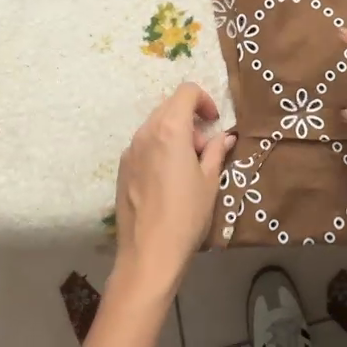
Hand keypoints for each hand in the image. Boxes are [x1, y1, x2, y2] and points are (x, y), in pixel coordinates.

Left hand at [113, 83, 234, 291]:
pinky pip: (144, 145)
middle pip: (169, 106)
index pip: (186, 91)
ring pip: (155, 126)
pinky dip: (159, 148)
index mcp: (170, 129)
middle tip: (203, 150)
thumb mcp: (210, 181)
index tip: (214, 122)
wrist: (148, 255)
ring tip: (187, 167)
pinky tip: (167, 180)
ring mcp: (130, 150)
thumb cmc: (186, 215)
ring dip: (174, 134)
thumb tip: (225, 137)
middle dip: (190, 119)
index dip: (204, 100)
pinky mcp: (121, 168)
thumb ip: (216, 152)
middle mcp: (146, 132)